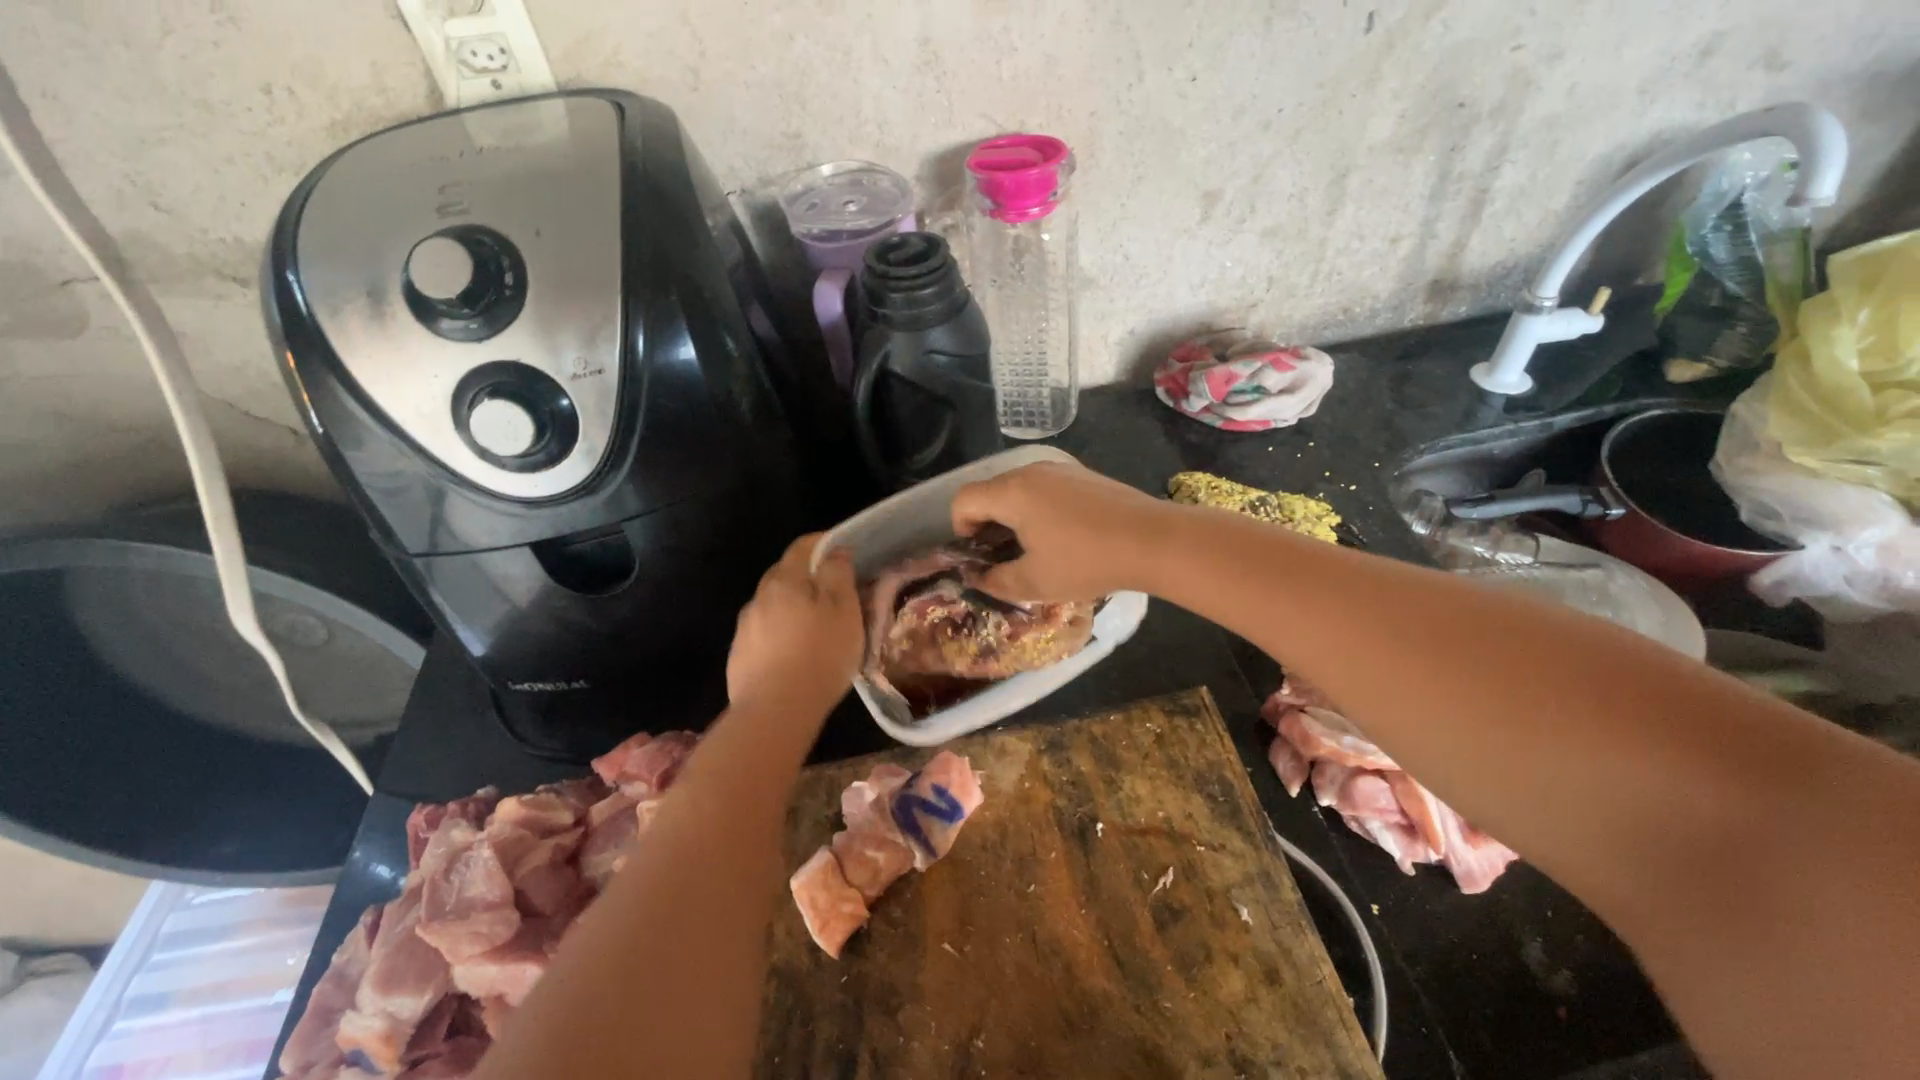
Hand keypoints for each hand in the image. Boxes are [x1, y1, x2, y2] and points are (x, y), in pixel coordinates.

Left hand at [726, 534, 863, 710]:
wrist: (775, 711)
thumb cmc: (820, 654)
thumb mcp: (844, 610)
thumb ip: (838, 574)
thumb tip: (835, 551)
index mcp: (785, 580)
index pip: (803, 546)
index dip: (825, 543)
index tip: (845, 552)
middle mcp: (759, 597)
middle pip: (785, 576)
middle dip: (809, 579)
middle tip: (836, 597)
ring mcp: (745, 628)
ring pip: (774, 607)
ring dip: (794, 610)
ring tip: (817, 632)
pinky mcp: (739, 657)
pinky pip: (765, 635)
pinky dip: (781, 637)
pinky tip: (795, 658)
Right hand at [950, 461, 1170, 601]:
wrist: (1153, 540)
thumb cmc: (1086, 561)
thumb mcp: (1034, 583)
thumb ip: (995, 581)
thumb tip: (977, 577)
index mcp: (1012, 493)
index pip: (964, 499)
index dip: (961, 528)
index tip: (980, 555)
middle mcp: (1032, 471)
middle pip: (991, 491)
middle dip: (988, 524)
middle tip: (1005, 558)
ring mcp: (1062, 470)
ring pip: (1020, 489)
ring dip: (1015, 517)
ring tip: (1036, 549)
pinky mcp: (1085, 476)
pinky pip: (1046, 488)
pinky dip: (1040, 509)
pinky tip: (1066, 537)